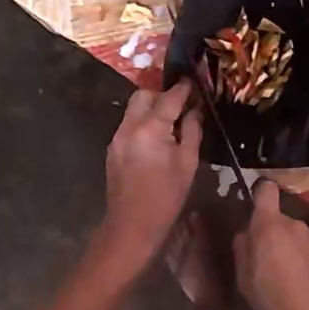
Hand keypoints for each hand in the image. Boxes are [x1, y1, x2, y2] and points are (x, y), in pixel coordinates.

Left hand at [97, 82, 202, 269]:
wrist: (131, 227)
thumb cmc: (166, 197)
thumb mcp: (188, 163)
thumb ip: (192, 131)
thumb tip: (195, 111)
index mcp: (150, 129)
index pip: (169, 98)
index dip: (184, 88)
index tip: (195, 83)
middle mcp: (129, 127)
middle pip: (144, 95)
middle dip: (162, 95)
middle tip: (181, 106)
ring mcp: (117, 137)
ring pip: (134, 109)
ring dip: (152, 109)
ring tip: (172, 123)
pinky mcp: (113, 148)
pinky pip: (130, 124)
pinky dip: (144, 122)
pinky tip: (158, 139)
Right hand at [235, 181, 308, 309]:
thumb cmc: (272, 300)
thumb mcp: (244, 278)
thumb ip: (243, 248)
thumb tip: (247, 233)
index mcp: (269, 225)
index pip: (266, 190)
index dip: (260, 194)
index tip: (256, 207)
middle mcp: (294, 222)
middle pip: (280, 219)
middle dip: (274, 234)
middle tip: (268, 261)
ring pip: (297, 234)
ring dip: (292, 247)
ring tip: (290, 276)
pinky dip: (308, 257)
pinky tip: (307, 281)